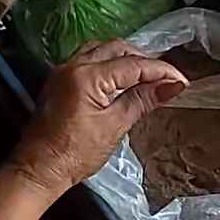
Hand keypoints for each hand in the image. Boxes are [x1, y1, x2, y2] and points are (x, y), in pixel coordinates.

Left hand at [7, 41, 187, 196]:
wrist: (38, 170)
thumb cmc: (75, 154)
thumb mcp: (114, 126)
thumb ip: (142, 100)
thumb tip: (174, 86)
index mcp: (86, 76)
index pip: (132, 64)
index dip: (161, 71)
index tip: (181, 81)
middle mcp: (72, 65)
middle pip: (116, 49)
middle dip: (144, 60)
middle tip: (165, 79)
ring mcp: (62, 71)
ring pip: (100, 51)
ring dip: (124, 59)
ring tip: (145, 77)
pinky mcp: (57, 81)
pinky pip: (86, 61)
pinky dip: (107, 65)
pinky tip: (119, 80)